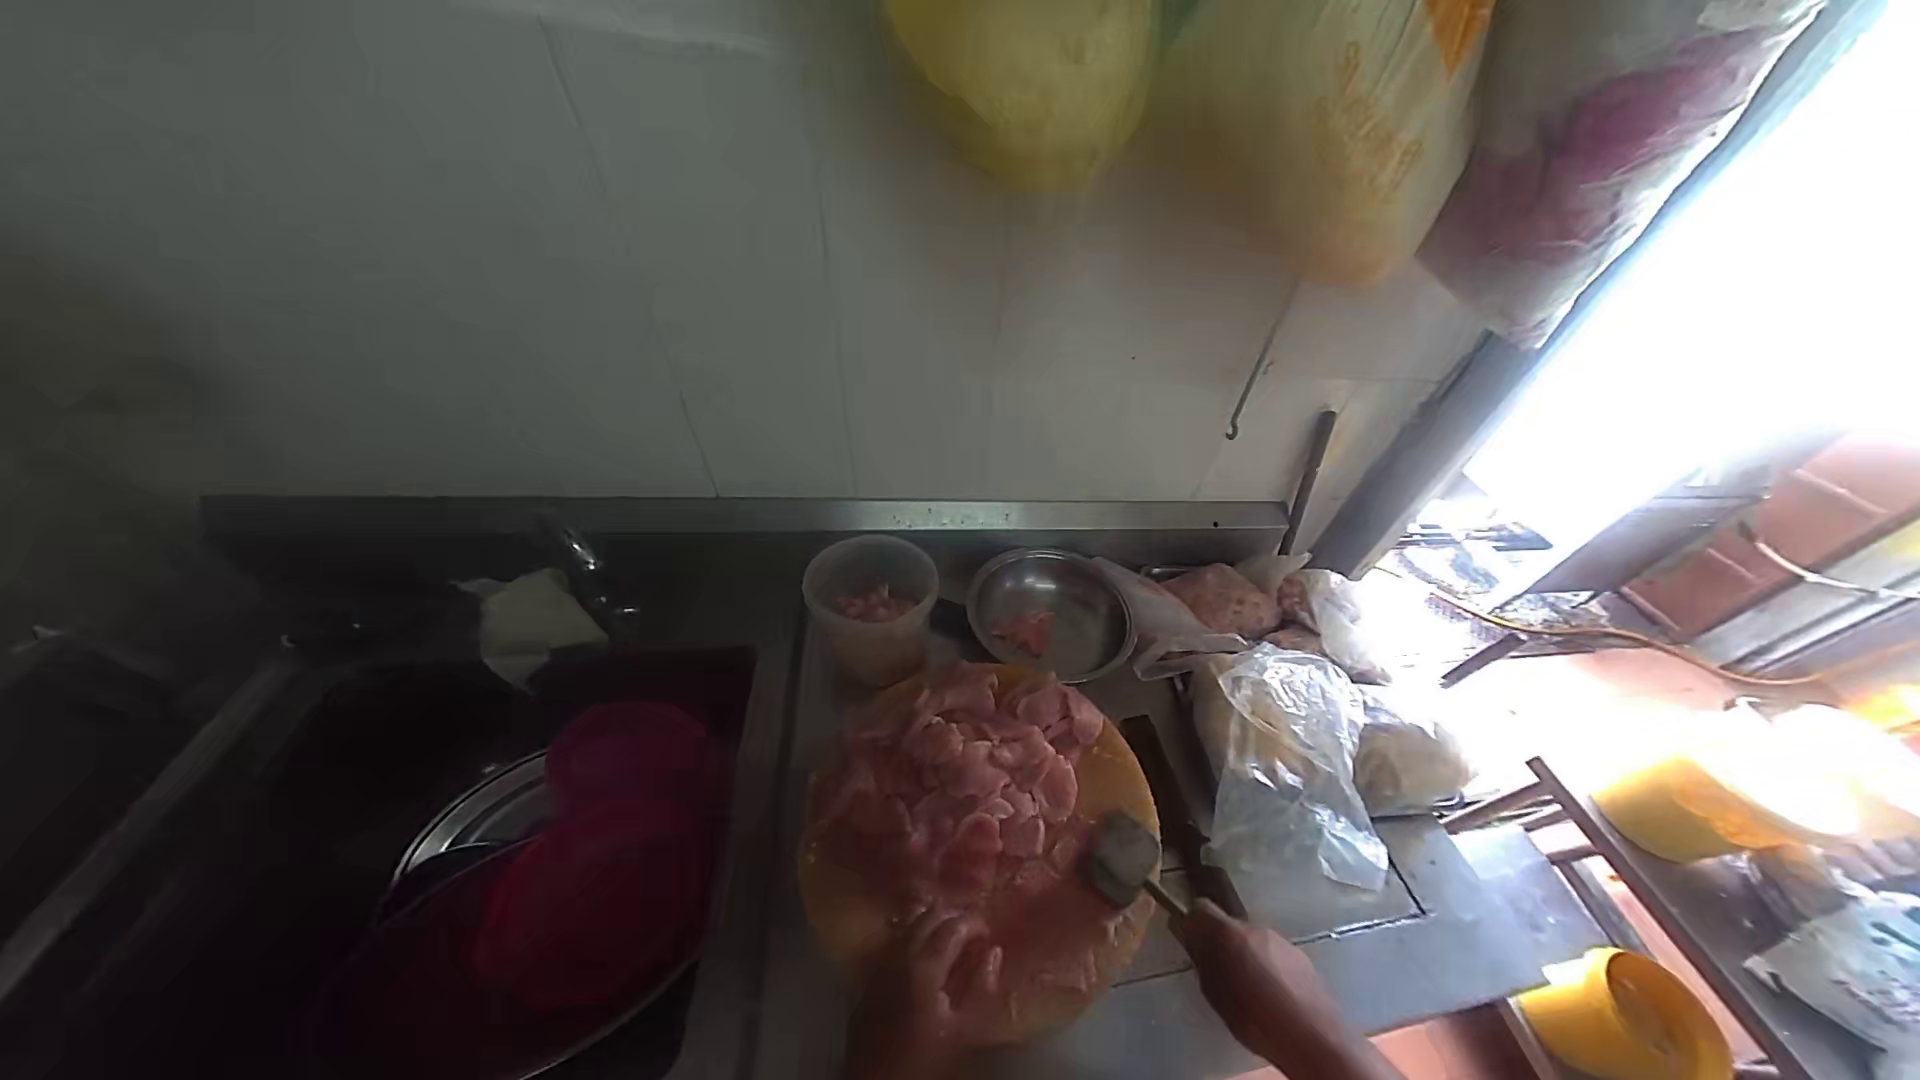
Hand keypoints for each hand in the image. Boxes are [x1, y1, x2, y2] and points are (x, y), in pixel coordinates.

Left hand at [845, 910, 1003, 1079]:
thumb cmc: (923, 1063)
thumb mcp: (962, 1031)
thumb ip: (980, 989)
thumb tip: (993, 953)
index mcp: (924, 964)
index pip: (953, 926)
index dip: (974, 923)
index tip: (988, 932)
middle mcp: (901, 954)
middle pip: (929, 916)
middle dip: (954, 917)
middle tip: (974, 930)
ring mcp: (883, 962)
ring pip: (910, 924)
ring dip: (933, 920)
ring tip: (952, 933)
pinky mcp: (873, 975)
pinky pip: (897, 940)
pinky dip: (915, 933)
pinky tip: (925, 947)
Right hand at [1175, 899, 1402, 1079]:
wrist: (1316, 1039)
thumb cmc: (1255, 1019)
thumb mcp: (1215, 993)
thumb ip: (1202, 960)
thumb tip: (1190, 934)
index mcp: (1227, 931)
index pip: (1200, 907)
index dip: (1194, 922)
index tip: (1193, 942)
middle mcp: (1253, 926)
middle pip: (1229, 924)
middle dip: (1223, 942)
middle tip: (1221, 973)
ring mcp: (1280, 940)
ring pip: (1253, 940)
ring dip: (1247, 955)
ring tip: (1251, 990)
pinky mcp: (1301, 957)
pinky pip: (1274, 954)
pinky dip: (1269, 968)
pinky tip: (1274, 997)